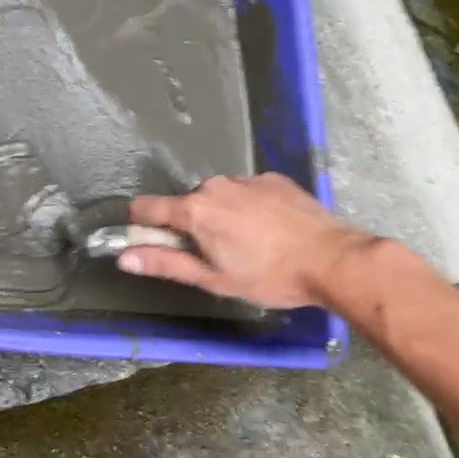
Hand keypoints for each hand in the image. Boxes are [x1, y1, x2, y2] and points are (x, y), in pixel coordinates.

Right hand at [118, 173, 378, 308]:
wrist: (334, 259)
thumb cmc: (270, 275)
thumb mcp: (214, 278)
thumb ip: (166, 263)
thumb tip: (124, 257)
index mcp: (194, 209)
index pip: (146, 206)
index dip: (143, 224)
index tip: (154, 241)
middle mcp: (214, 185)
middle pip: (187, 203)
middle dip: (194, 225)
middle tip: (219, 254)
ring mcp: (245, 179)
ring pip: (219, 196)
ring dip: (224, 215)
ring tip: (253, 244)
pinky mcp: (273, 178)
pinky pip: (248, 191)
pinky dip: (252, 208)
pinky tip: (274, 230)